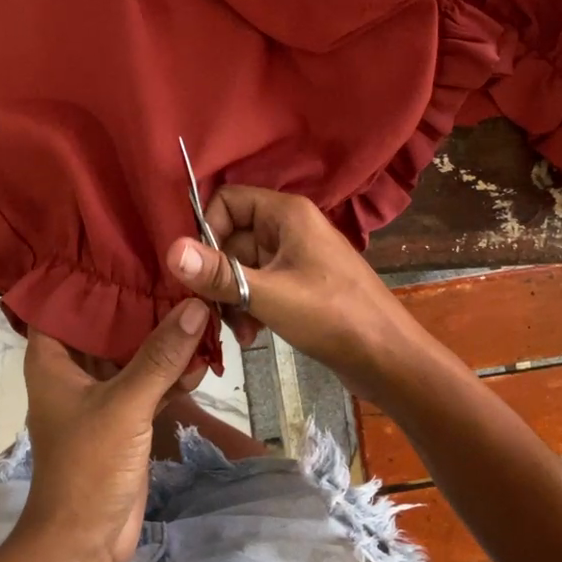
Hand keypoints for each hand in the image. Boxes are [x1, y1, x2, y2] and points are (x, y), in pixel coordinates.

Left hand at [17, 299, 209, 561]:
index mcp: (51, 357)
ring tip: (198, 309)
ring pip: (130, 353)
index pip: (66, 300)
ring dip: (161, 340)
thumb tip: (196, 305)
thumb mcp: (126, 404)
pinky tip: (200, 359)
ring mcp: (97, 394)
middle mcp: (71, 369)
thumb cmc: (88, 465)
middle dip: (140, 305)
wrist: (84, 541)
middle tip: (178, 273)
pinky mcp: (122, 417)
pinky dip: (169, 373)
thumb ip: (160, 355)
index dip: (94, 275)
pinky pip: (146, 382)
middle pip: (105, 324)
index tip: (131, 249)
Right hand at [165, 185, 423, 397]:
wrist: (391, 361)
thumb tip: (170, 250)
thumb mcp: (269, 295)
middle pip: (232, 237)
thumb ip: (219, 273)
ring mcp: (296, 258)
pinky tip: (252, 337)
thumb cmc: (333, 317)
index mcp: (287, 214)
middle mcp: (290, 228)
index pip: (227, 200)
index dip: (208, 230)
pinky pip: (260, 285)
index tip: (200, 269)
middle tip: (213, 311)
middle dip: (219, 275)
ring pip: (244, 266)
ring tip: (238, 330)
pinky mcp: (301, 286)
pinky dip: (251, 307)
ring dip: (233, 297)